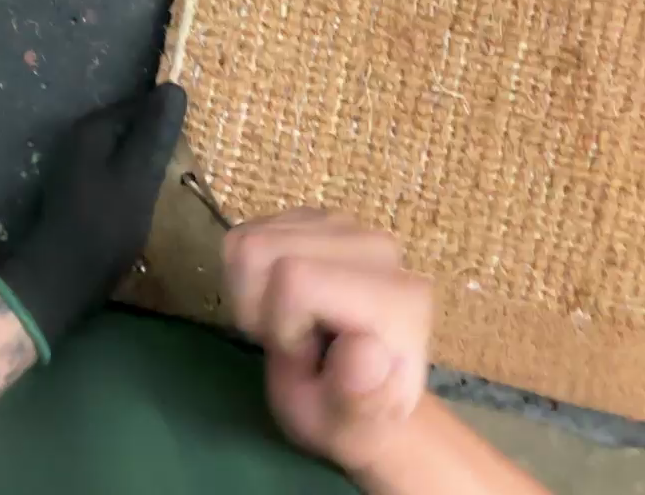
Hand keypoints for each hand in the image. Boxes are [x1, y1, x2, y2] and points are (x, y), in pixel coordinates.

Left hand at [0, 84, 187, 357]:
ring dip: (145, 156)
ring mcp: (75, 165)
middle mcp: (78, 139)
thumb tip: (173, 86)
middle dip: (156, 134)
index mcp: (92, 129)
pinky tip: (149, 192)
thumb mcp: (139, 175)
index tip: (196, 127)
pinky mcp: (78, 190)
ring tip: (176, 170)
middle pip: (127, 126)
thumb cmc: (105, 224)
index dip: (167, 113)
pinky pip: (113, 170)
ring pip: (120, 149)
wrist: (62, 278)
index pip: (138, 104)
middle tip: (192, 150)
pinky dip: (132, 175)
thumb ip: (154, 132)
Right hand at [224, 211, 432, 475]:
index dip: (282, 329)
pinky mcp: (311, 216)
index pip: (294, 280)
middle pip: (261, 250)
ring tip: (285, 321)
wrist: (353, 390)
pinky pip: (243, 233)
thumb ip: (359, 396)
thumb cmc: (347, 415)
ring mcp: (343, 224)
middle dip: (259, 306)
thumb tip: (366, 347)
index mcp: (400, 298)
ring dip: (249, 290)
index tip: (311, 360)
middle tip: (293, 343)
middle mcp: (378, 247)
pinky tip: (276, 298)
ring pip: (247, 240)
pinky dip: (245, 274)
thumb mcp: (349, 428)